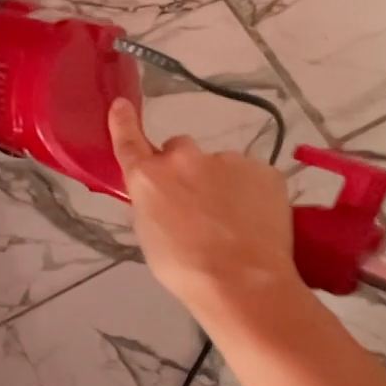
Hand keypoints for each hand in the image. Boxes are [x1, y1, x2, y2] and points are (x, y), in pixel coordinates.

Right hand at [107, 97, 302, 314]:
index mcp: (148, 178)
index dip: (124, 123)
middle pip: (178, 151)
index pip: (129, 141)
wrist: (242, 280)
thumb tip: (163, 192)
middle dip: (182, 169)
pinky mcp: (264, 170)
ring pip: (217, 166)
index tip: (122, 105)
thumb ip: (152, 202)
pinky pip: (249, 176)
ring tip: (227, 222)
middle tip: (191, 204)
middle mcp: (184, 159)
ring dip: (218, 184)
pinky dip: (247, 192)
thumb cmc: (182, 266)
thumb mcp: (149, 233)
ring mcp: (229, 160)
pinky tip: (250, 221)